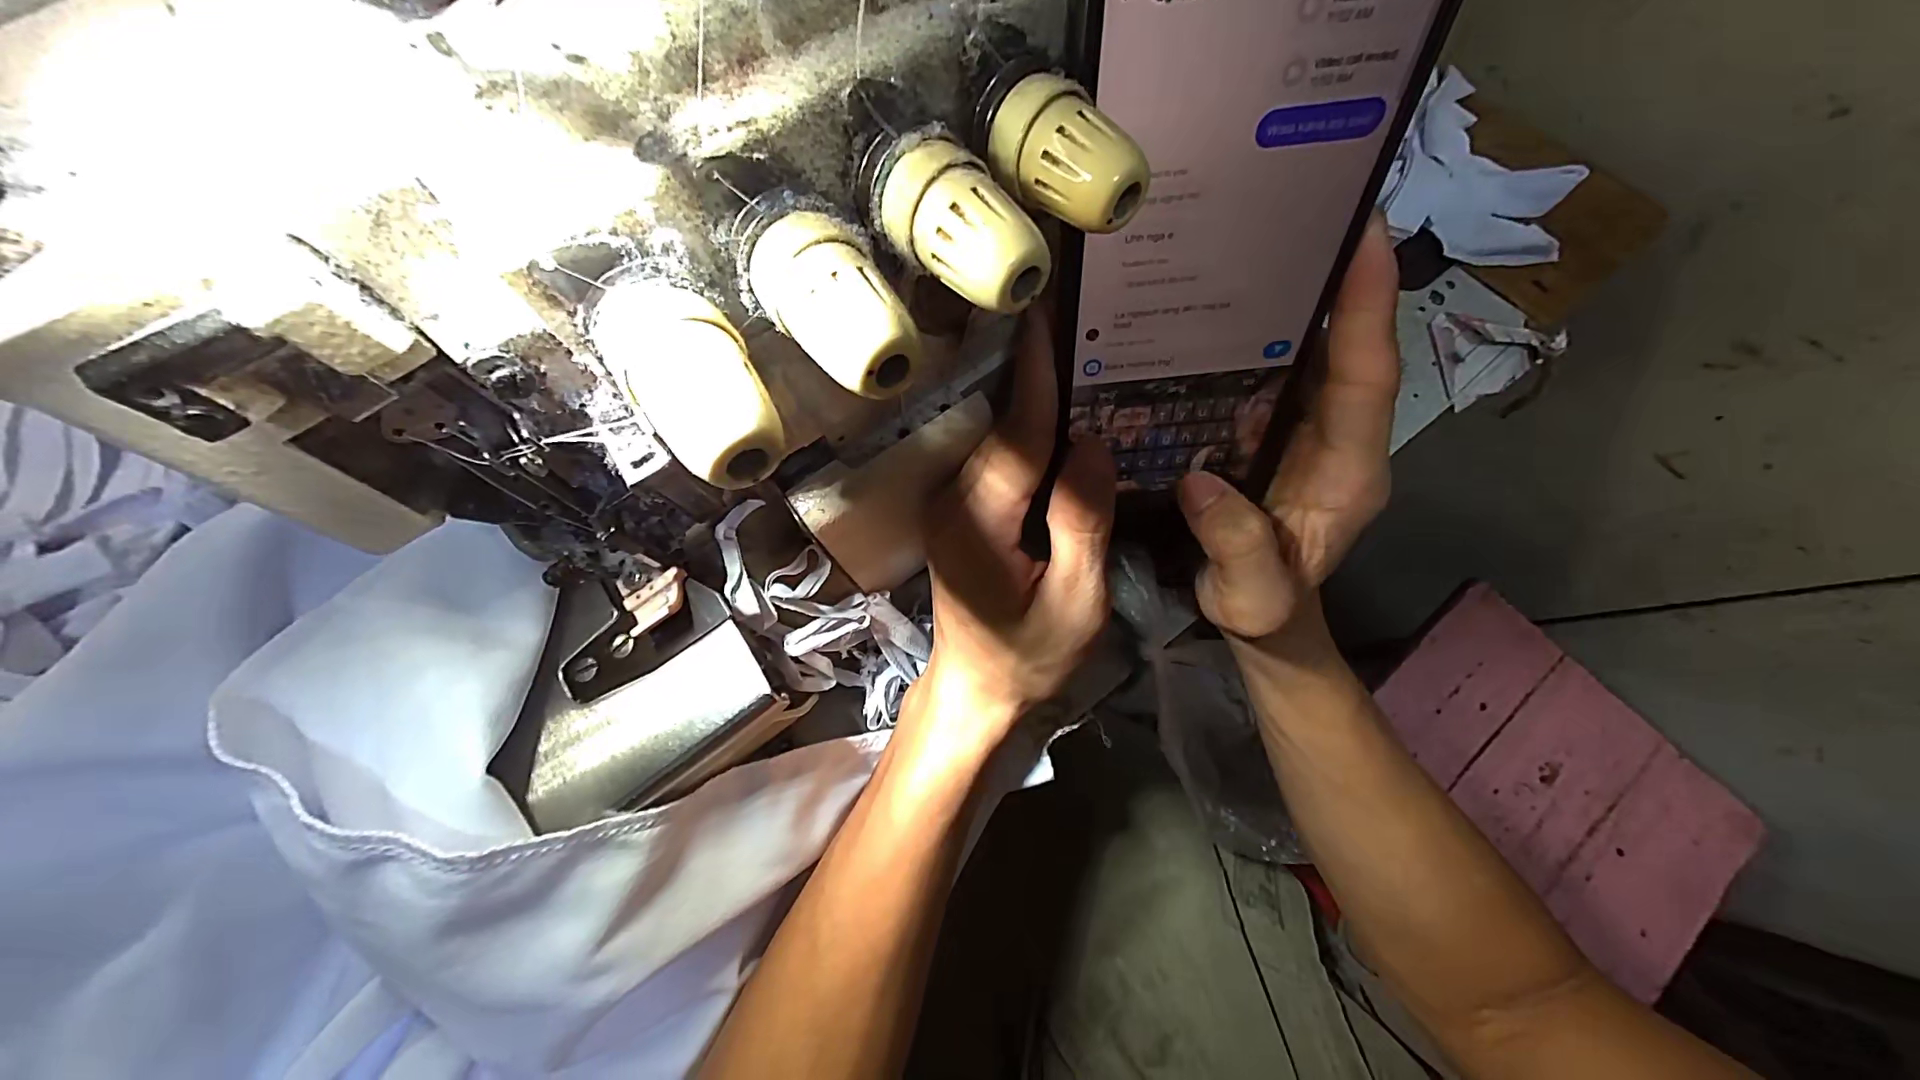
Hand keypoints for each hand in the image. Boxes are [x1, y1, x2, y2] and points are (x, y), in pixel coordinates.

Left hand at [913, 308, 1116, 750]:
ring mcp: (950, 506)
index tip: (1048, 314)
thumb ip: (1083, 521)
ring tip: (1075, 350)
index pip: (1016, 433)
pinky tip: (1059, 416)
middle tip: (1077, 317)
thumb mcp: (1076, 602)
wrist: (976, 689)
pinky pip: (997, 461)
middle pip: (1002, 426)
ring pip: (997, 438)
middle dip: (1036, 372)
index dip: (1037, 373)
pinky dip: (1027, 432)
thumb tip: (1091, 441)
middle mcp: (953, 501)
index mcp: (979, 521)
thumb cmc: (1029, 656)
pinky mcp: (958, 514)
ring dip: (1032, 397)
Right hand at [1177, 215, 1399, 642]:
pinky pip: (1267, 373)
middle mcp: (1337, 435)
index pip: (1368, 376)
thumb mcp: (1250, 596)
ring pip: (1308, 351)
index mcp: (1349, 468)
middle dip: (1334, 274)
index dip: (1367, 305)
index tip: (1363, 230)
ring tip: (1248, 239)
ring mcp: (1305, 430)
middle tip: (1295, 208)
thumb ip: (1237, 547)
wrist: (1260, 616)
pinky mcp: (1271, 431)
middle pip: (1345, 344)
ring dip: (1288, 295)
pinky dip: (1249, 336)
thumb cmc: (1263, 608)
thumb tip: (1198, 479)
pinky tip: (1209, 310)